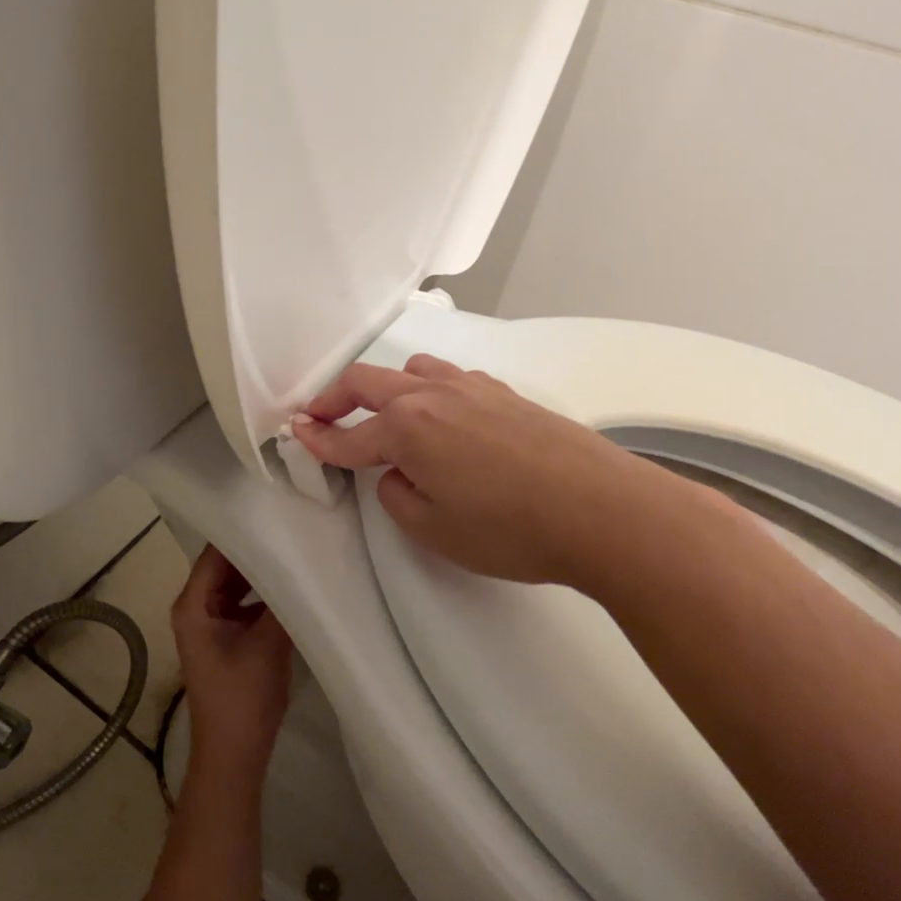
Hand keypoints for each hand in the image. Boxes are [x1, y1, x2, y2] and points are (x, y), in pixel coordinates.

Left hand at [171, 545, 293, 777]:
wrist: (234, 756)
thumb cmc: (243, 697)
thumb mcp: (268, 644)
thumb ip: (283, 601)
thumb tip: (306, 561)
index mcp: (193, 604)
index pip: (216, 552)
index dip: (244, 531)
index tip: (276, 511)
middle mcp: (195, 607)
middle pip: (225, 566)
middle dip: (257, 551)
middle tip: (294, 527)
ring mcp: (210, 624)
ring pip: (237, 585)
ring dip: (263, 574)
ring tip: (298, 550)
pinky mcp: (226, 639)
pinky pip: (244, 604)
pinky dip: (264, 596)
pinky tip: (294, 588)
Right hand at [291, 353, 726, 592]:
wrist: (603, 510)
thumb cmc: (512, 529)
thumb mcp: (434, 530)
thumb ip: (399, 497)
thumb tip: (400, 475)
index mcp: (407, 429)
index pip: (349, 437)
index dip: (318, 441)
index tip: (297, 436)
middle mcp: (434, 396)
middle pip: (368, 382)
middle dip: (335, 397)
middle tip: (318, 415)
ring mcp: (473, 389)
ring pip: (411, 370)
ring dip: (384, 387)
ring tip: (382, 412)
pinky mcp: (507, 394)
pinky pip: (450, 378)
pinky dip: (428, 389)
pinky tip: (443, 415)